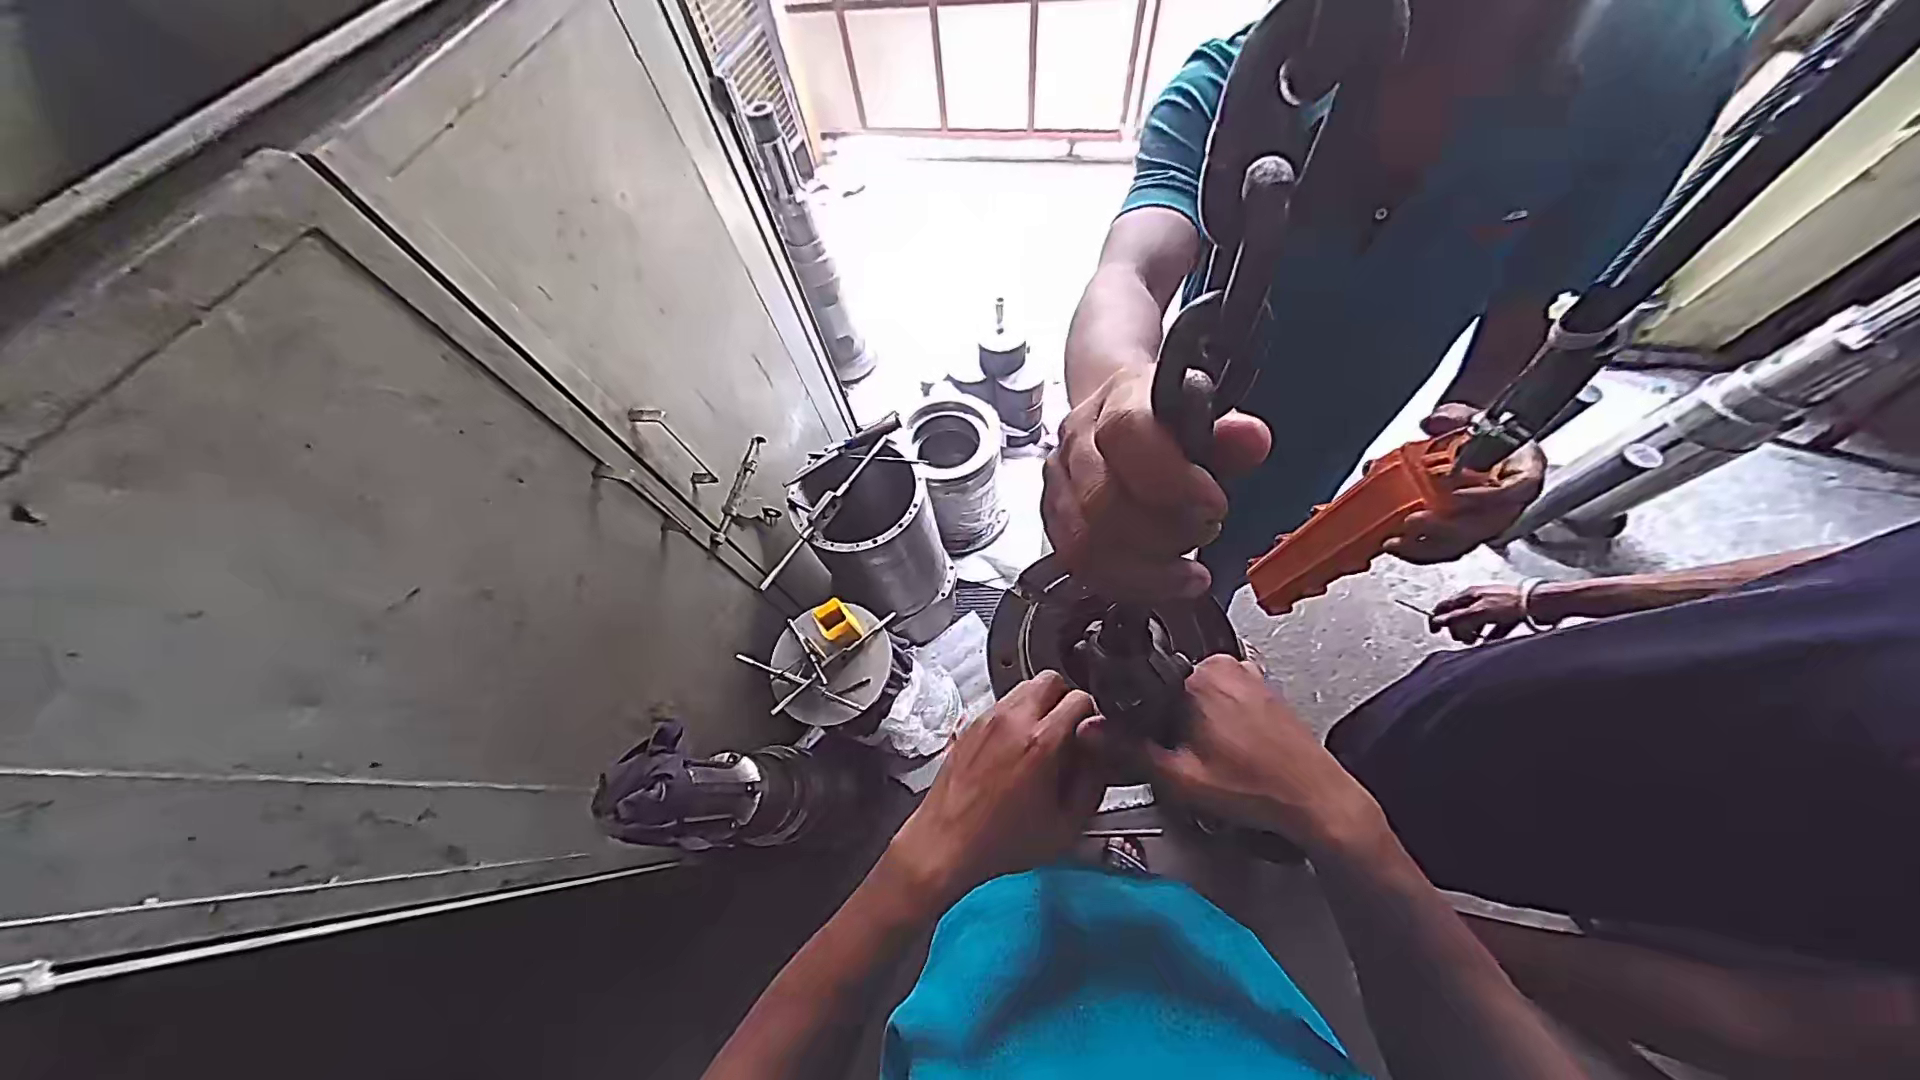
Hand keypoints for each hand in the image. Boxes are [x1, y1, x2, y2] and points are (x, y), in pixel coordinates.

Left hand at [880, 672, 1107, 910]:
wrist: (947, 842)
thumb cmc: (1001, 840)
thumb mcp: (1067, 823)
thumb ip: (1093, 775)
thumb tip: (1100, 741)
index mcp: (1040, 741)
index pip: (1080, 697)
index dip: (1093, 715)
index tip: (1090, 735)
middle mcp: (1012, 721)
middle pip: (1051, 679)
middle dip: (1066, 699)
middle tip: (1069, 729)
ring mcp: (988, 719)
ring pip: (1024, 686)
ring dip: (1041, 704)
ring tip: (1043, 739)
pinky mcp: (971, 724)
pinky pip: (1003, 703)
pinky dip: (1017, 714)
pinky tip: (1018, 748)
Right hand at [1043, 366, 1270, 600]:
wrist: (1122, 412)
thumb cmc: (1166, 420)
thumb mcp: (1207, 418)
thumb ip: (1230, 433)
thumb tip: (1250, 439)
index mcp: (1119, 399)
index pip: (1127, 434)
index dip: (1171, 478)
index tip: (1214, 505)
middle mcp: (1078, 439)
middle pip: (1101, 502)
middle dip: (1164, 534)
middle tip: (1205, 532)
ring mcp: (1059, 482)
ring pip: (1083, 544)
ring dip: (1145, 571)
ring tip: (1187, 571)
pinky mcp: (1055, 520)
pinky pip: (1079, 566)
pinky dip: (1127, 584)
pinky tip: (1163, 582)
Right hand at [1086, 655, 1381, 852]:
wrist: (1317, 802)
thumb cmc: (1255, 789)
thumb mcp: (1178, 776)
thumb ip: (1128, 750)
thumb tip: (1088, 730)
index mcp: (1199, 676)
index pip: (1147, 684)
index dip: (1146, 718)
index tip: (1158, 742)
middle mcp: (1224, 666)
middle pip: (1171, 686)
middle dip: (1172, 717)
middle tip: (1187, 755)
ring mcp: (1247, 674)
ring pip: (1198, 690)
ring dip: (1196, 717)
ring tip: (1213, 753)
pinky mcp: (1264, 687)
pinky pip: (1224, 694)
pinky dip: (1221, 715)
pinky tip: (1232, 747)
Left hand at [1384, 404, 1543, 563]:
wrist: (1470, 445)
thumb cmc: (1476, 435)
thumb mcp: (1468, 419)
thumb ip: (1453, 418)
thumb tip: (1433, 422)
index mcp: (1522, 471)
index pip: (1519, 488)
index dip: (1489, 497)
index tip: (1457, 496)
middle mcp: (1508, 503)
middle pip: (1486, 525)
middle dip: (1446, 529)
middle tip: (1413, 522)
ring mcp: (1484, 522)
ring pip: (1463, 544)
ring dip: (1426, 547)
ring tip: (1395, 542)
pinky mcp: (1460, 533)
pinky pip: (1443, 549)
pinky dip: (1417, 551)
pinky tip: (1394, 545)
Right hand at [1428, 584, 1525, 642]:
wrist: (1542, 602)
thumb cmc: (1509, 605)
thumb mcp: (1479, 612)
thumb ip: (1457, 617)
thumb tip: (1437, 622)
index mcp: (1468, 594)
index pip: (1444, 605)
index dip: (1437, 618)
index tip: (1435, 632)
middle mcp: (1478, 598)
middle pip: (1458, 615)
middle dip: (1456, 628)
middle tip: (1462, 639)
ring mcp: (1493, 605)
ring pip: (1475, 621)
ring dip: (1472, 632)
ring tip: (1476, 642)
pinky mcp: (1508, 614)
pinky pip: (1493, 626)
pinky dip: (1490, 634)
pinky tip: (1492, 641)